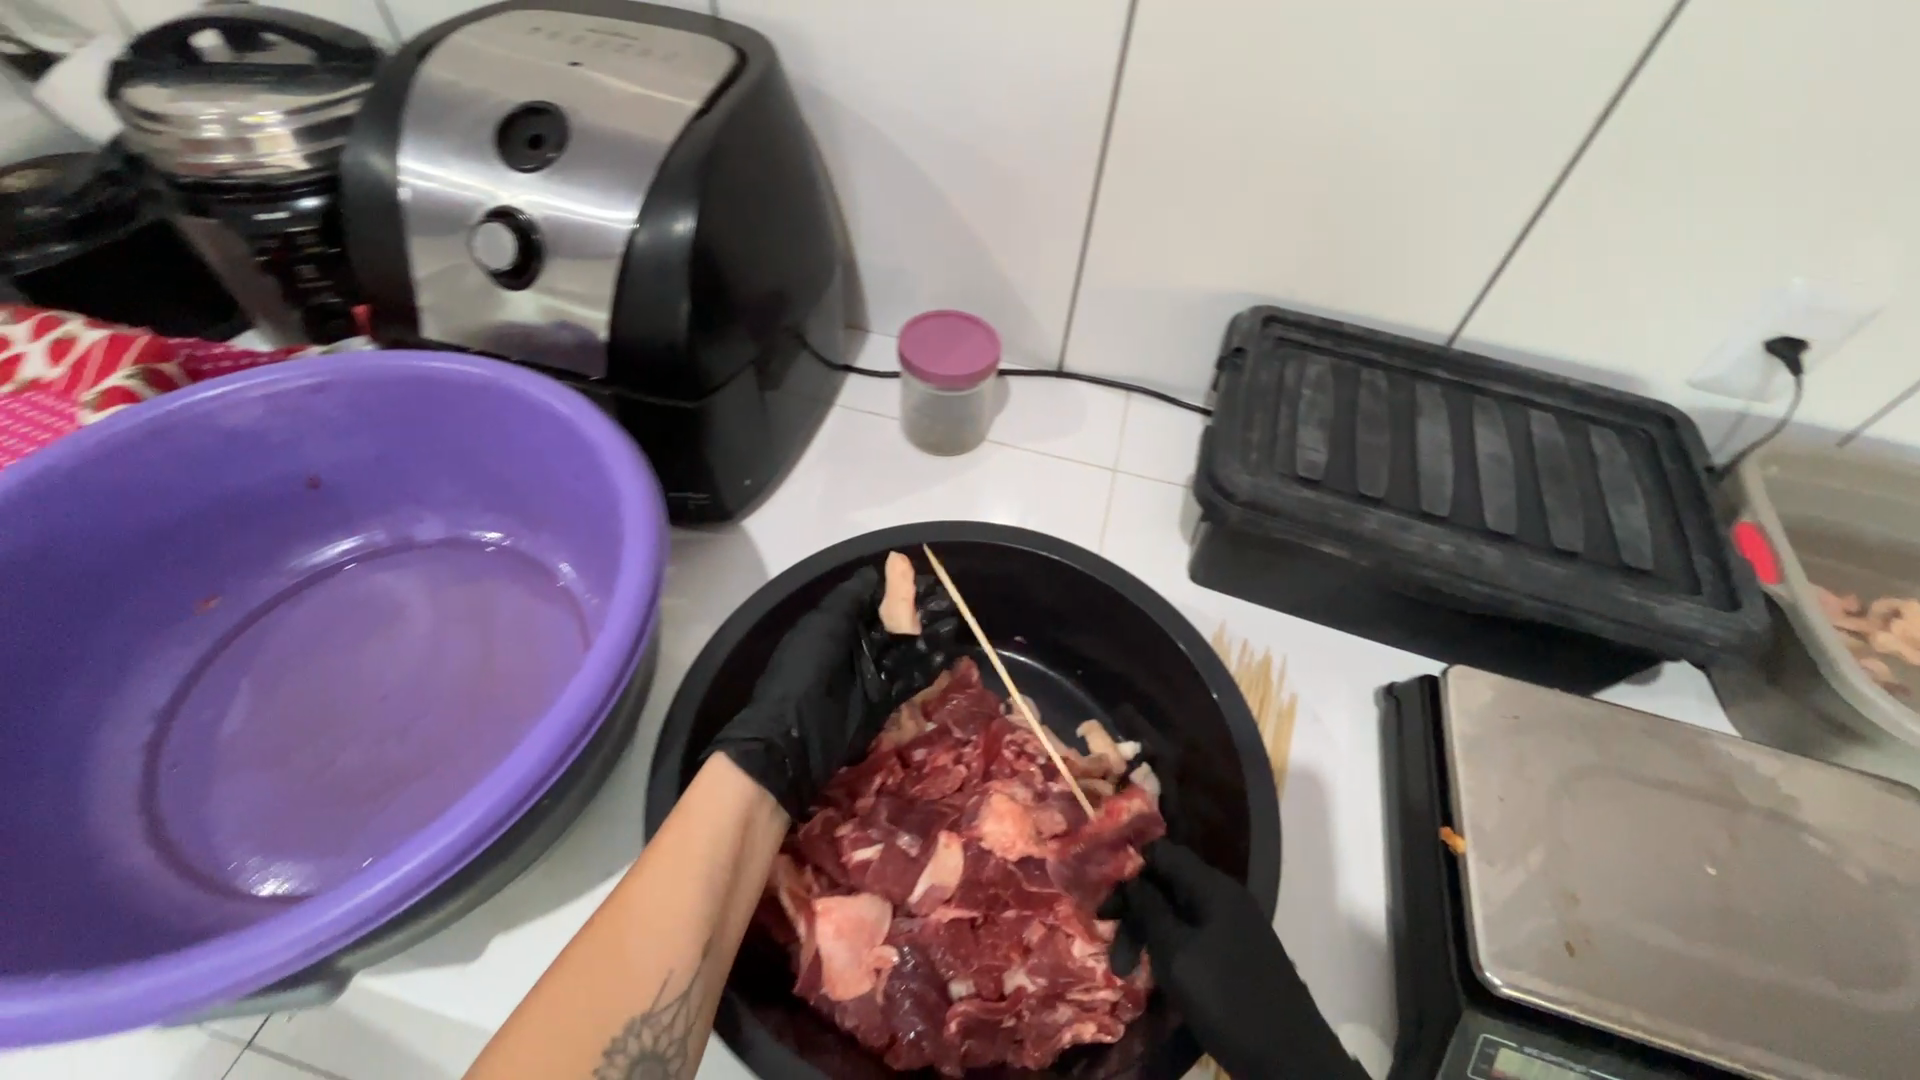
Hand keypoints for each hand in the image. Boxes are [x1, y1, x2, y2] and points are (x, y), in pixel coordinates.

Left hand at [705, 561, 966, 818]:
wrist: (794, 737)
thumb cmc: (804, 671)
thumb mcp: (824, 625)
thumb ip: (851, 598)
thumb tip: (879, 569)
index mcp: (838, 623)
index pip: (876, 599)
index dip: (901, 589)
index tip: (929, 581)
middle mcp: (856, 645)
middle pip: (894, 624)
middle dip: (920, 614)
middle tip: (949, 605)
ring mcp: (871, 674)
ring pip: (905, 651)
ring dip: (927, 640)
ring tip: (953, 626)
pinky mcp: (882, 701)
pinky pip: (908, 681)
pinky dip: (926, 670)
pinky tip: (945, 657)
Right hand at [1101, 842, 1366, 1079]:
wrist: (1291, 1060)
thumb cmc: (1226, 998)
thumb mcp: (1176, 953)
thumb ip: (1150, 909)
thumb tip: (1131, 878)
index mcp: (1213, 887)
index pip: (1161, 853)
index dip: (1128, 867)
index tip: (1100, 897)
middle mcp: (1226, 898)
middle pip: (1168, 885)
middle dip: (1135, 912)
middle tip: (1113, 952)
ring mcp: (1235, 927)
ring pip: (1179, 915)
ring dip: (1149, 936)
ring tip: (1126, 972)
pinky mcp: (1238, 954)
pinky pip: (1194, 936)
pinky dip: (1170, 949)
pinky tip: (1156, 976)